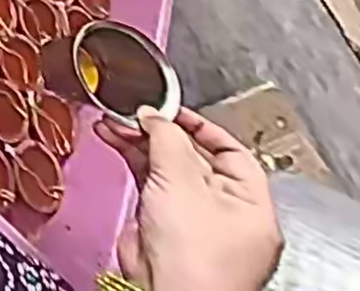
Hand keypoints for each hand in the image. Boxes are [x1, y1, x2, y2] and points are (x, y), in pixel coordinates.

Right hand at [96, 108, 282, 290]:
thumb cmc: (193, 249)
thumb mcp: (183, 182)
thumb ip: (168, 139)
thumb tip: (153, 115)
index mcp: (249, 205)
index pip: (233, 152)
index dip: (201, 127)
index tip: (169, 109)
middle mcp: (224, 208)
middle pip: (193, 155)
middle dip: (160, 132)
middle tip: (133, 113)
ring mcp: (191, 214)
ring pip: (165, 164)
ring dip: (137, 139)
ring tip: (112, 121)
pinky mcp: (162, 217)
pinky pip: (148, 176)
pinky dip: (129, 155)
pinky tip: (110, 137)